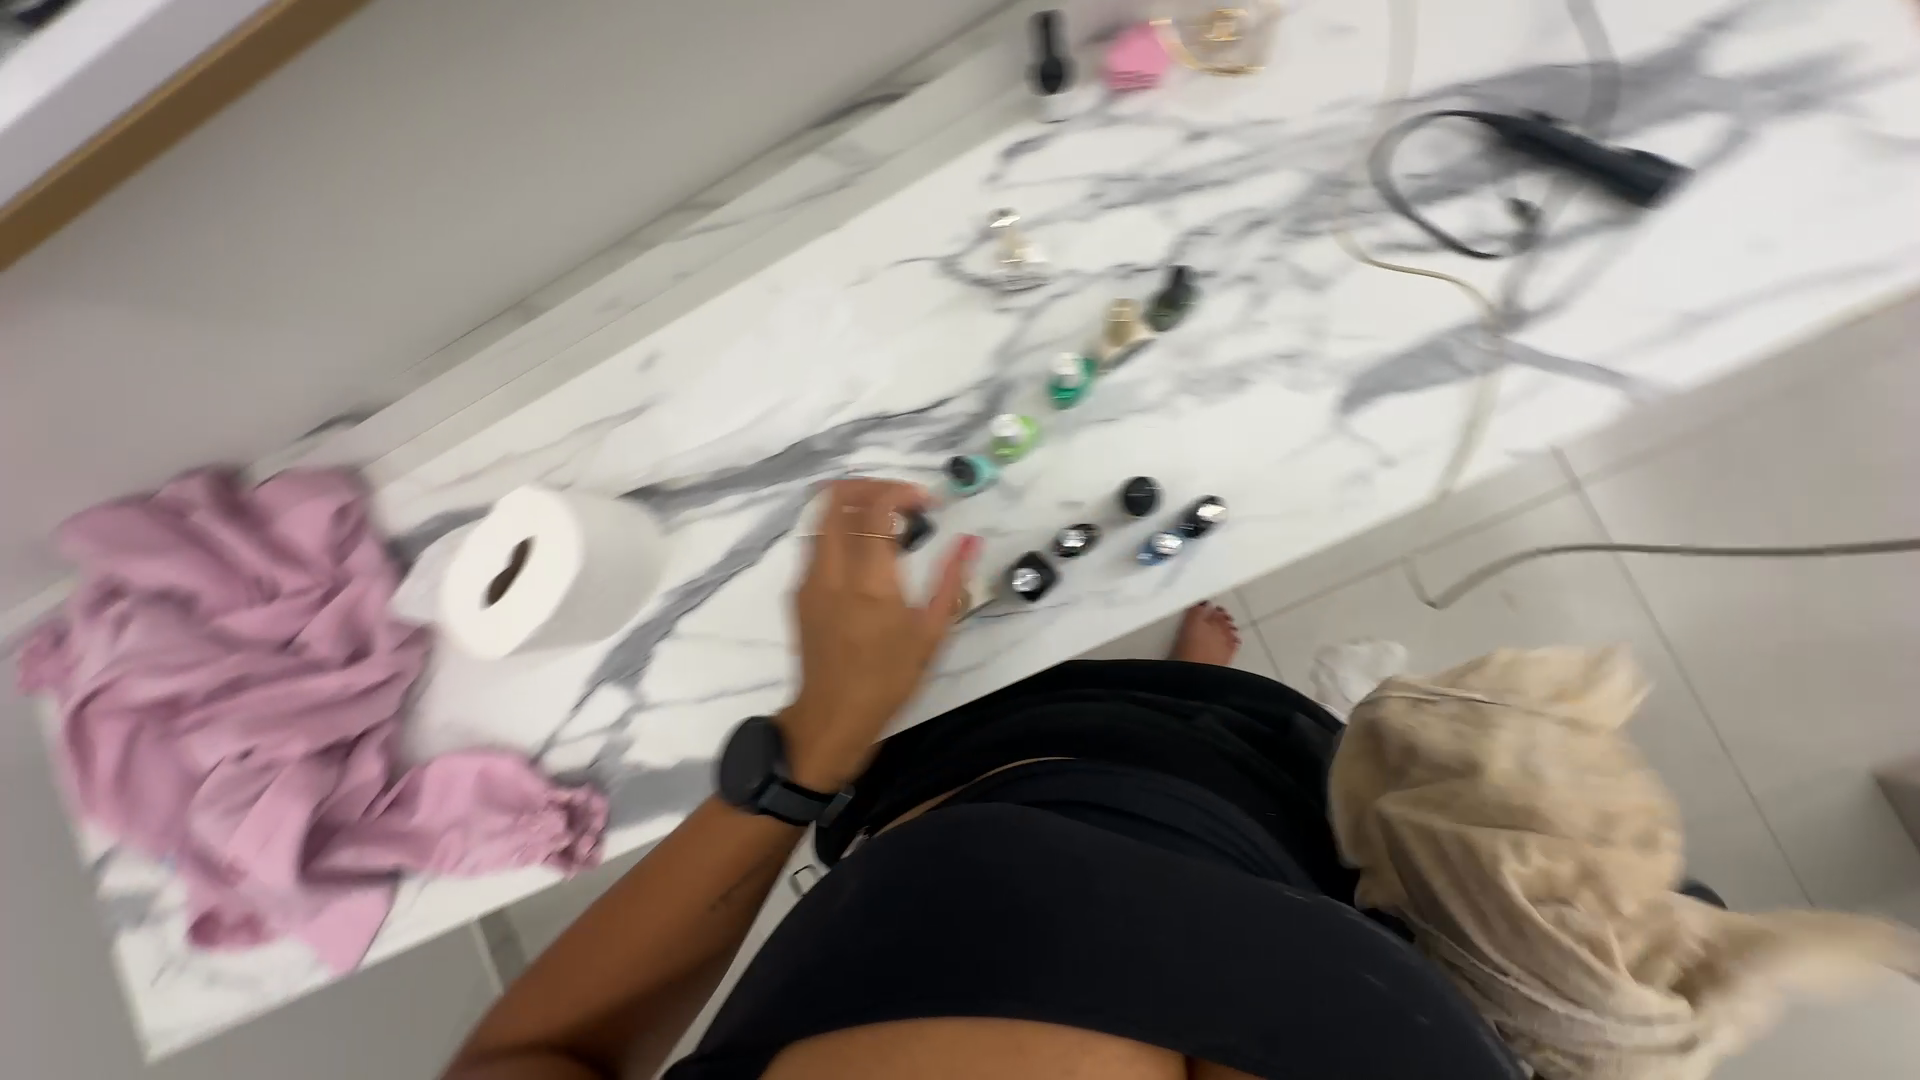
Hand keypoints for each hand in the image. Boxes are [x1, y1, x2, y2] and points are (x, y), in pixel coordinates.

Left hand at [778, 478, 981, 790]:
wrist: (832, 717)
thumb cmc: (889, 679)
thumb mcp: (931, 633)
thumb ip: (951, 580)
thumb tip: (971, 540)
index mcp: (870, 581)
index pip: (876, 507)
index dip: (903, 491)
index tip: (928, 502)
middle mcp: (832, 570)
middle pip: (837, 496)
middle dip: (872, 485)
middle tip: (902, 499)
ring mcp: (808, 578)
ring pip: (820, 515)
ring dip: (853, 504)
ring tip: (885, 520)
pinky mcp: (797, 591)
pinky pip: (815, 541)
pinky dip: (839, 528)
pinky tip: (864, 550)